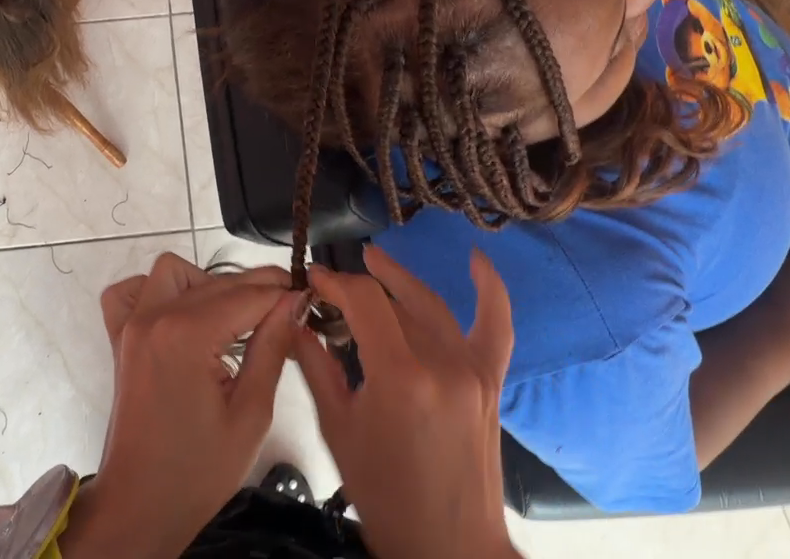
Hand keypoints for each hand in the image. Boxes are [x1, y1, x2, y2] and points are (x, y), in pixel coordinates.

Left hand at [58, 253, 300, 558]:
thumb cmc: (200, 469)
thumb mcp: (251, 413)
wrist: (141, 502)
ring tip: (233, 319)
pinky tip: (181, 314)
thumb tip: (294, 302)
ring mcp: (131, 324)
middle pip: (218, 281)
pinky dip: (156, 292)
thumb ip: (272, 347)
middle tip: (289, 311)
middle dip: (257, 290)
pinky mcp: (119, 337)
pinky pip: (131, 291)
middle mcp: (155, 316)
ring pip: (173, 272)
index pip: (248, 295)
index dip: (284, 294)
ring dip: (207, 284)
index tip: (311, 298)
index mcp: (188, 334)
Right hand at [293, 245, 520, 558]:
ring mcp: (473, 370)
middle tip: (330, 282)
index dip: (334, 282)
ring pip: (432, 308)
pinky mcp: (491, 381)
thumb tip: (294, 321)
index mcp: (400, 377)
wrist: (449, 546)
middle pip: (394, 303)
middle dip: (358, 287)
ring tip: (373, 260)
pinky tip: (477, 260)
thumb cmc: (385, 495)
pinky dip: (490, 290)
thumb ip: (315, 367)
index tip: (312, 279)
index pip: (364, 302)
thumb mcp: (338, 430)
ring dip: (400, 281)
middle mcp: (441, 363)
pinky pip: (496, 326)